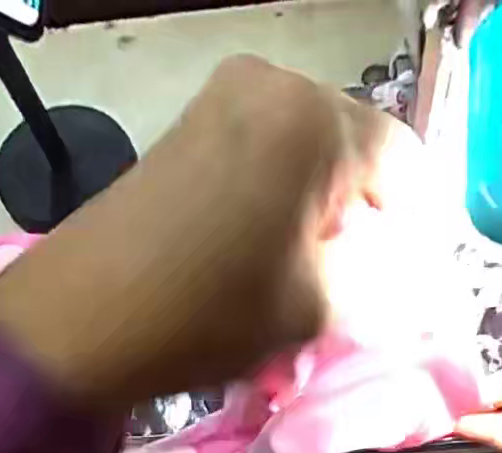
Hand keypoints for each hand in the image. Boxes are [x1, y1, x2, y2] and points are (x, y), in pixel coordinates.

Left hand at [0, 56, 422, 410]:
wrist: (84, 319)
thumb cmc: (210, 313)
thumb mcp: (316, 307)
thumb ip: (380, 280)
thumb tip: (407, 269)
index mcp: (314, 119)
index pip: (405, 164)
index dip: (417, 229)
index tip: (411, 280)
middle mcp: (273, 83)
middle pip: (357, 153)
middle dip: (369, 220)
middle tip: (364, 285)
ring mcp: (223, 98)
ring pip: (311, 157)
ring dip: (326, 214)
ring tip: (314, 276)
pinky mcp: (191, 127)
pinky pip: (266, 157)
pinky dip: (285, 203)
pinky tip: (272, 252)